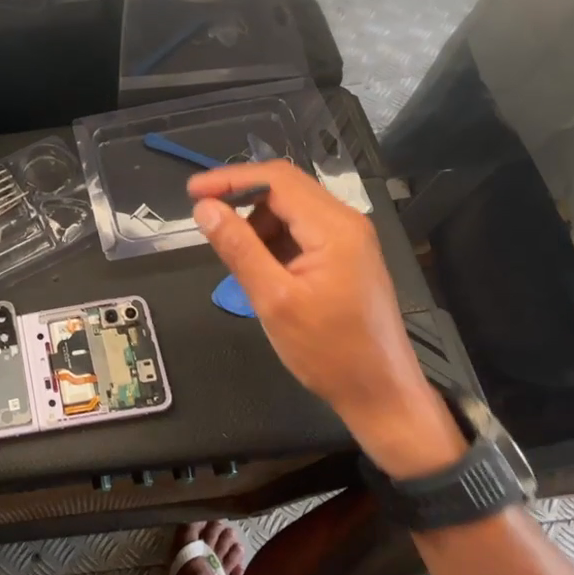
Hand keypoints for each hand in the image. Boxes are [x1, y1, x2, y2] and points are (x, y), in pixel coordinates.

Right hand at [189, 160, 464, 478]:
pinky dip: (274, 238)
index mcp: (333, 228)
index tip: (192, 193)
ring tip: (236, 256)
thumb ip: (238, 248)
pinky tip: (261, 267)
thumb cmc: (328, 352)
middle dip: (241, 196)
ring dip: (257, 221)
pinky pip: (303, 229)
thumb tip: (205, 208)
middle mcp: (346, 222)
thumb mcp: (274, 300)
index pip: (276, 180)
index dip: (230, 179)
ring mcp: (350, 239)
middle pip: (285, 187)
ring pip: (292, 208)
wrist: (381, 395)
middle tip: (204, 215)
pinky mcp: (347, 256)